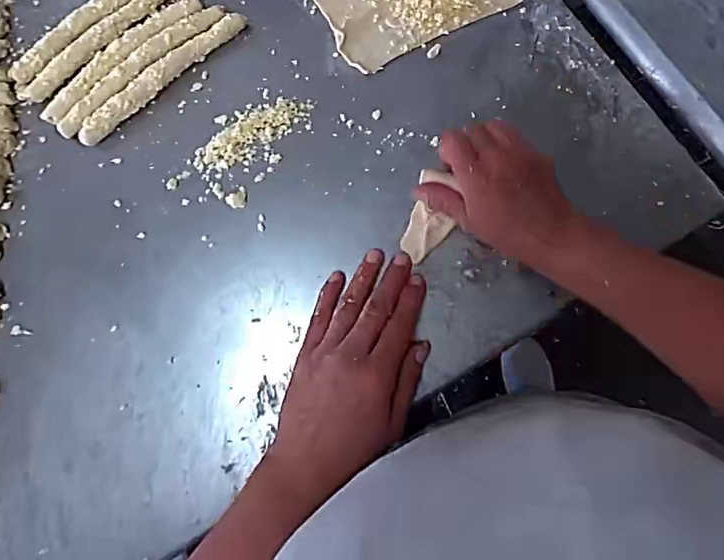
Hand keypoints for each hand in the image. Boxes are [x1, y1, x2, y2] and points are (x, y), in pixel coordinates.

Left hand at [259, 250, 428, 507]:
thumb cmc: (352, 453)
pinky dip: (328, 294)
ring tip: (374, 256)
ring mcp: (325, 351)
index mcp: (376, 375)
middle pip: (375, 309)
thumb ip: (406, 381)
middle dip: (391, 280)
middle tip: (401, 259)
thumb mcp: (392, 425)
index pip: (398, 326)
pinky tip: (336, 277)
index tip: (417, 280)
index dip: (410, 300)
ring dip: (363, 278)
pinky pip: (319, 316)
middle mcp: (351, 356)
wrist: (304, 466)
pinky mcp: (306, 353)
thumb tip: (419, 346)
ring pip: (348, 305)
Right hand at [413, 121, 581, 266]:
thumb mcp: (469, 221)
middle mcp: (495, 155)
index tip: (452, 167)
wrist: (553, 235)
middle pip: (470, 129)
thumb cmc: (507, 232)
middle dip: (466, 143)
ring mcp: (517, 151)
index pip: (451, 138)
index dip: (447, 149)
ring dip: (485, 137)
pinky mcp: (535, 151)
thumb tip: (417, 189)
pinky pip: (513, 134)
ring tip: (489, 158)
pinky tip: (508, 161)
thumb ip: (443, 199)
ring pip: (492, 125)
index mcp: (475, 174)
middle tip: (470, 166)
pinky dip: (505, 141)